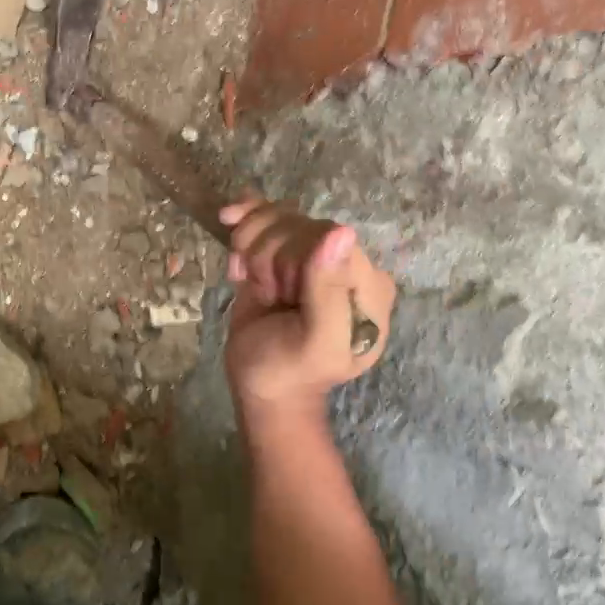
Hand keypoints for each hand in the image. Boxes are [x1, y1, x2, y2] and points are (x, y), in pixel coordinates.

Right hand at [220, 198, 394, 416]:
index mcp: (367, 282)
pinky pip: (261, 220)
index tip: (277, 292)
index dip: (290, 256)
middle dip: (267, 256)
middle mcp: (344, 263)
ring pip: (275, 218)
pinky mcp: (283, 254)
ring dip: (251, 249)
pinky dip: (241, 235)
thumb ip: (329, 292)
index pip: (325, 234)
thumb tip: (340, 231)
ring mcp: (312, 256)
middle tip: (269, 296)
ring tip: (255, 284)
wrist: (263, 387)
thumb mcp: (318, 343)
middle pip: (296, 223)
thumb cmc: (292, 371)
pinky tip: (238, 268)